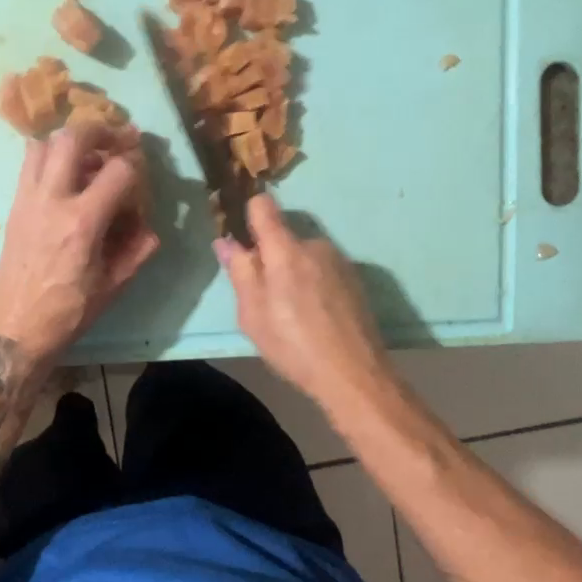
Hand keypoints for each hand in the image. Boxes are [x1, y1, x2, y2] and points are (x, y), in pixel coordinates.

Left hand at [0, 126, 160, 362]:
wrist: (15, 329)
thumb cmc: (68, 312)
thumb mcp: (114, 285)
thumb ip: (138, 248)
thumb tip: (148, 222)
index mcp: (82, 223)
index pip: (118, 170)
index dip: (137, 165)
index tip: (142, 174)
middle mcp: (52, 201)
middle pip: (73, 138)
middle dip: (101, 130)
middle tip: (118, 138)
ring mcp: (28, 199)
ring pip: (44, 143)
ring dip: (71, 139)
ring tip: (89, 153)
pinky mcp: (14, 205)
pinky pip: (29, 163)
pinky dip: (49, 155)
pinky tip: (66, 173)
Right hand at [215, 195, 392, 413]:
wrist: (354, 374)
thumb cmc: (293, 346)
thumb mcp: (252, 315)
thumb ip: (240, 272)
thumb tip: (225, 241)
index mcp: (285, 251)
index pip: (263, 207)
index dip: (248, 215)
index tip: (240, 237)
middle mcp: (315, 246)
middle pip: (283, 238)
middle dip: (270, 258)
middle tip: (264, 298)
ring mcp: (339, 261)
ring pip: (303, 256)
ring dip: (293, 273)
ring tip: (291, 314)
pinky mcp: (355, 279)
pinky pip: (322, 271)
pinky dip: (313, 285)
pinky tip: (315, 317)